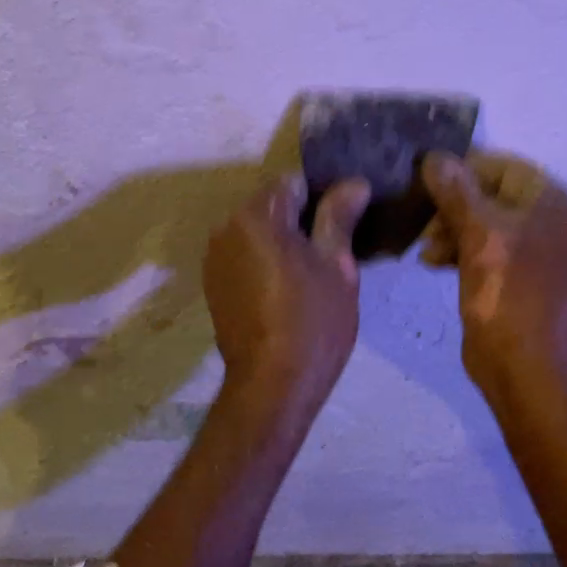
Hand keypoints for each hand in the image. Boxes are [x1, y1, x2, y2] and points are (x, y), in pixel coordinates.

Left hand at [204, 174, 371, 410]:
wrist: (271, 384)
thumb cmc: (312, 321)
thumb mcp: (337, 266)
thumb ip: (338, 217)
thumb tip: (354, 183)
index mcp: (257, 215)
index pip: (292, 183)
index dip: (320, 198)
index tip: (341, 224)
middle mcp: (226, 226)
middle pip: (270, 206)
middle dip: (298, 220)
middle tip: (330, 252)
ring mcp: (214, 255)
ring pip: (255, 231)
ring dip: (278, 241)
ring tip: (308, 274)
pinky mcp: (212, 282)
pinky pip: (241, 255)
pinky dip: (260, 261)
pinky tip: (282, 290)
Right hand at [421, 151, 566, 391]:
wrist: (528, 373)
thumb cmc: (509, 296)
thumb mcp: (479, 236)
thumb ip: (455, 191)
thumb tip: (434, 157)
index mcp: (566, 209)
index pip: (509, 169)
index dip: (464, 171)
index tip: (425, 183)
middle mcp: (564, 226)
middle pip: (498, 195)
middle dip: (456, 205)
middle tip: (423, 223)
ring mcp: (549, 256)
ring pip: (491, 223)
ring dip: (454, 229)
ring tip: (427, 250)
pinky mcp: (530, 280)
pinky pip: (494, 249)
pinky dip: (465, 250)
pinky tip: (434, 262)